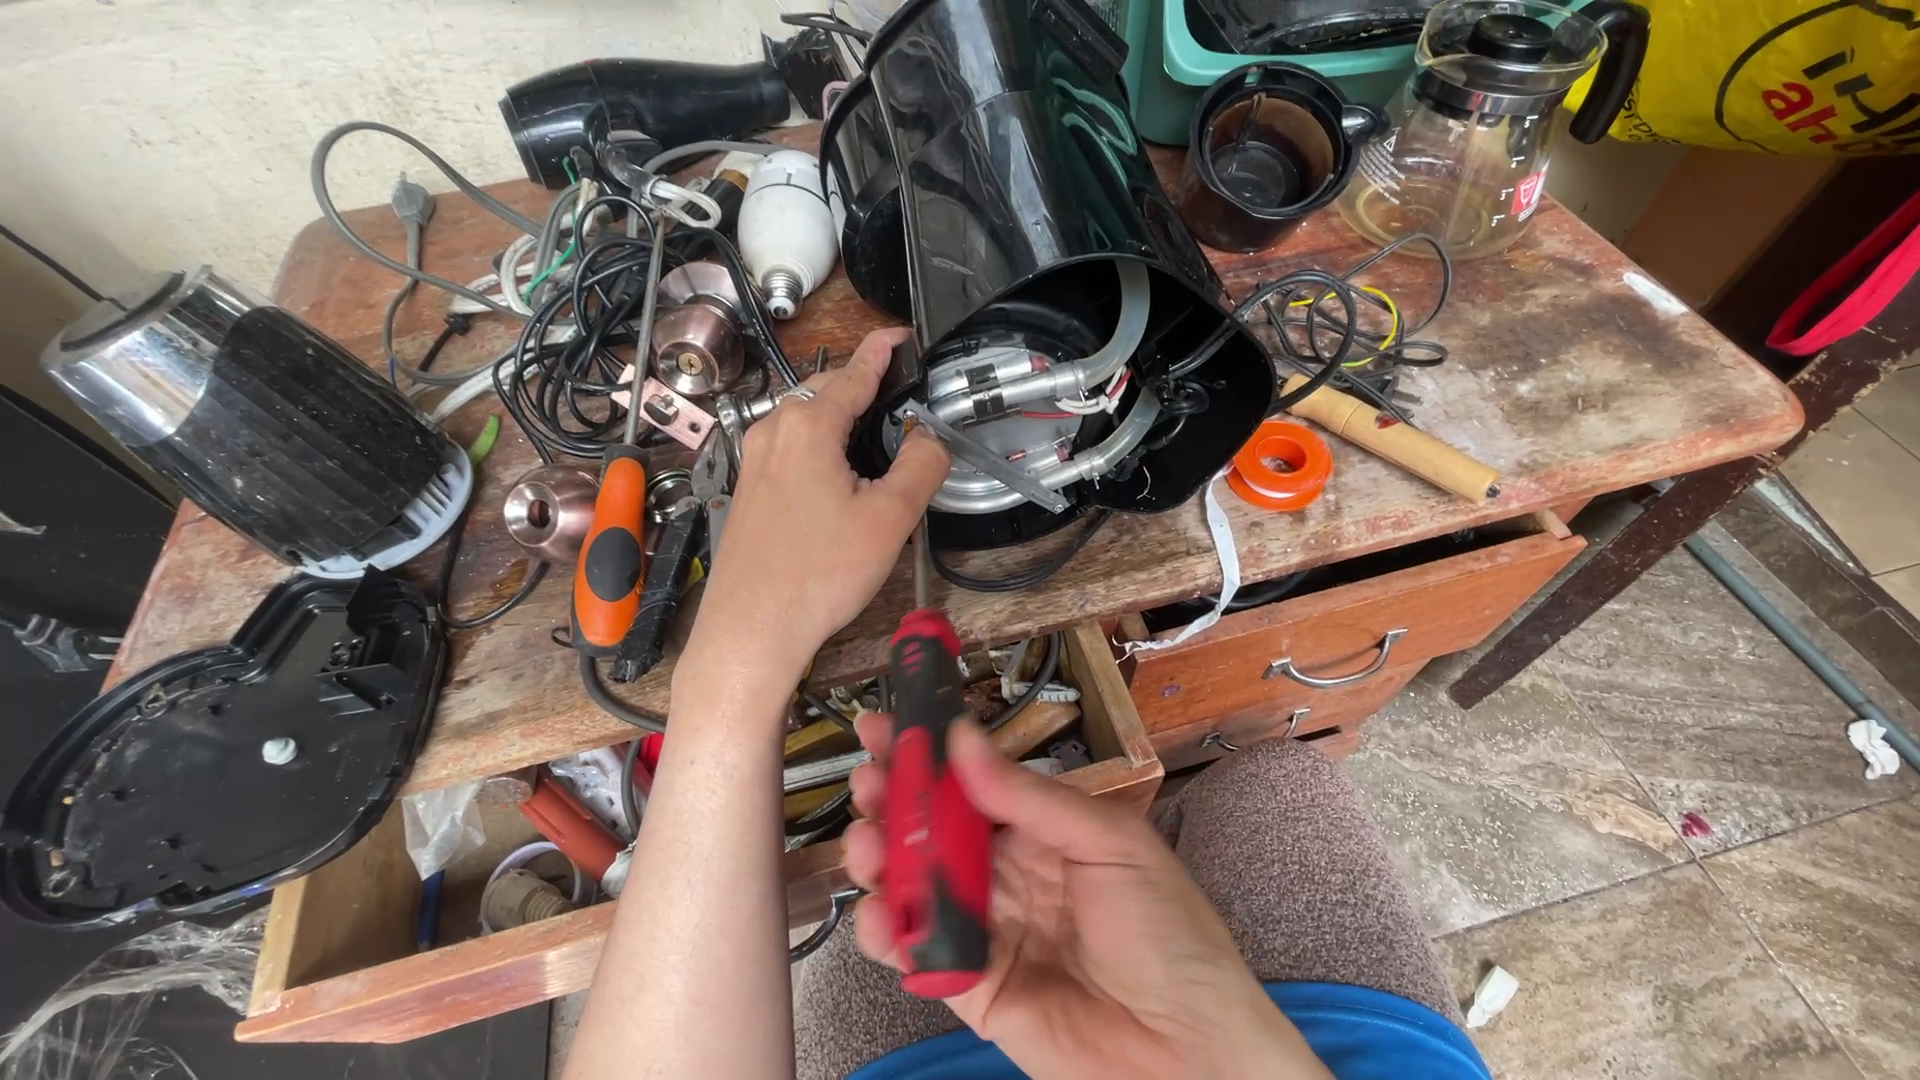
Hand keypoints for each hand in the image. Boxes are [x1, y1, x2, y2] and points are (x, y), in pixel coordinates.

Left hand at [682, 327, 949, 689]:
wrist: (752, 629)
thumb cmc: (817, 575)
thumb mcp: (890, 518)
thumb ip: (921, 465)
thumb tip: (930, 439)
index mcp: (807, 425)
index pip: (855, 371)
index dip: (884, 350)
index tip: (901, 336)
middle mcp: (772, 431)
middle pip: (830, 394)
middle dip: (867, 394)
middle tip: (906, 416)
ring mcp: (754, 460)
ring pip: (809, 424)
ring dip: (844, 428)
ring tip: (879, 457)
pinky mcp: (749, 489)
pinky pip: (792, 451)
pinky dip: (822, 452)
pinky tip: (841, 489)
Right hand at [843, 717, 1332, 1078]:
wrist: (1188, 1053)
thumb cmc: (1166, 931)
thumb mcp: (1108, 842)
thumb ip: (1029, 795)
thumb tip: (962, 737)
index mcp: (1038, 829)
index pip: (970, 781)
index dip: (927, 753)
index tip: (884, 726)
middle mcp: (1005, 871)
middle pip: (932, 827)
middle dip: (892, 799)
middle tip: (866, 783)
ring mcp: (985, 927)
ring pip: (915, 882)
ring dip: (878, 858)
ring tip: (864, 843)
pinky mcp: (970, 985)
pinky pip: (918, 952)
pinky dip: (887, 932)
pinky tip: (877, 914)